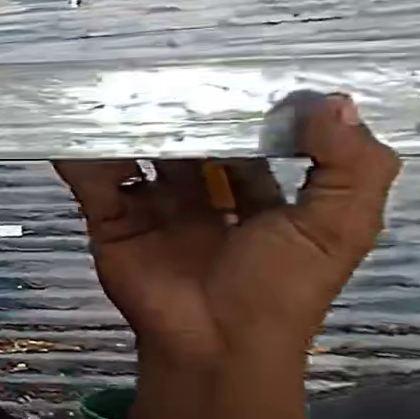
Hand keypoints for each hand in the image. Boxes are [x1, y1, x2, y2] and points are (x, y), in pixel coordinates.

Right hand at [54, 93, 400, 418]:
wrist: (211, 343)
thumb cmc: (280, 287)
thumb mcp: (339, 228)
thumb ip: (349, 166)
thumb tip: (330, 100)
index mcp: (261, 201)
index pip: (249, 146)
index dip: (242, 114)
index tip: (228, 76)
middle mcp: (203, 201)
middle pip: (186, 148)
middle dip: (176, 117)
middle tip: (160, 75)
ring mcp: (151, 211)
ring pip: (136, 161)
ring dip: (125, 132)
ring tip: (113, 95)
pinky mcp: (109, 222)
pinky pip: (93, 185)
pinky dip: (78, 161)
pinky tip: (70, 134)